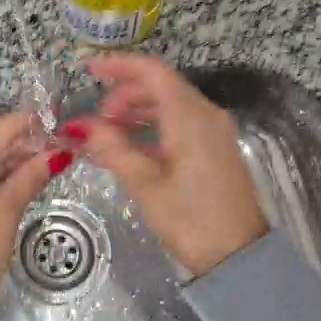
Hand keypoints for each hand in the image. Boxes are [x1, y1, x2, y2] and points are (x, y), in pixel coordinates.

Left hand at [0, 111, 70, 304]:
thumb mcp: (6, 210)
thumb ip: (32, 176)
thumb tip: (58, 153)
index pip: (4, 127)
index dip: (37, 125)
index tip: (67, 128)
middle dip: (30, 147)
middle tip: (68, 152)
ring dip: (18, 164)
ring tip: (56, 166)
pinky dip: (1, 178)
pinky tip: (29, 181)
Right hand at [61, 53, 267, 275]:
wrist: (239, 256)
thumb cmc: (190, 218)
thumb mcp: (144, 183)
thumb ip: (112, 147)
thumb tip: (81, 126)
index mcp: (190, 116)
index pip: (152, 71)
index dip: (118, 64)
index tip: (88, 69)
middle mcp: (206, 114)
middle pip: (160, 86)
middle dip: (123, 96)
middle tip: (97, 123)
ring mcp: (215, 131)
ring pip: (169, 105)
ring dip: (136, 112)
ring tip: (108, 137)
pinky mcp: (216, 149)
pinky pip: (180, 123)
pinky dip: (152, 127)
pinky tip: (131, 150)